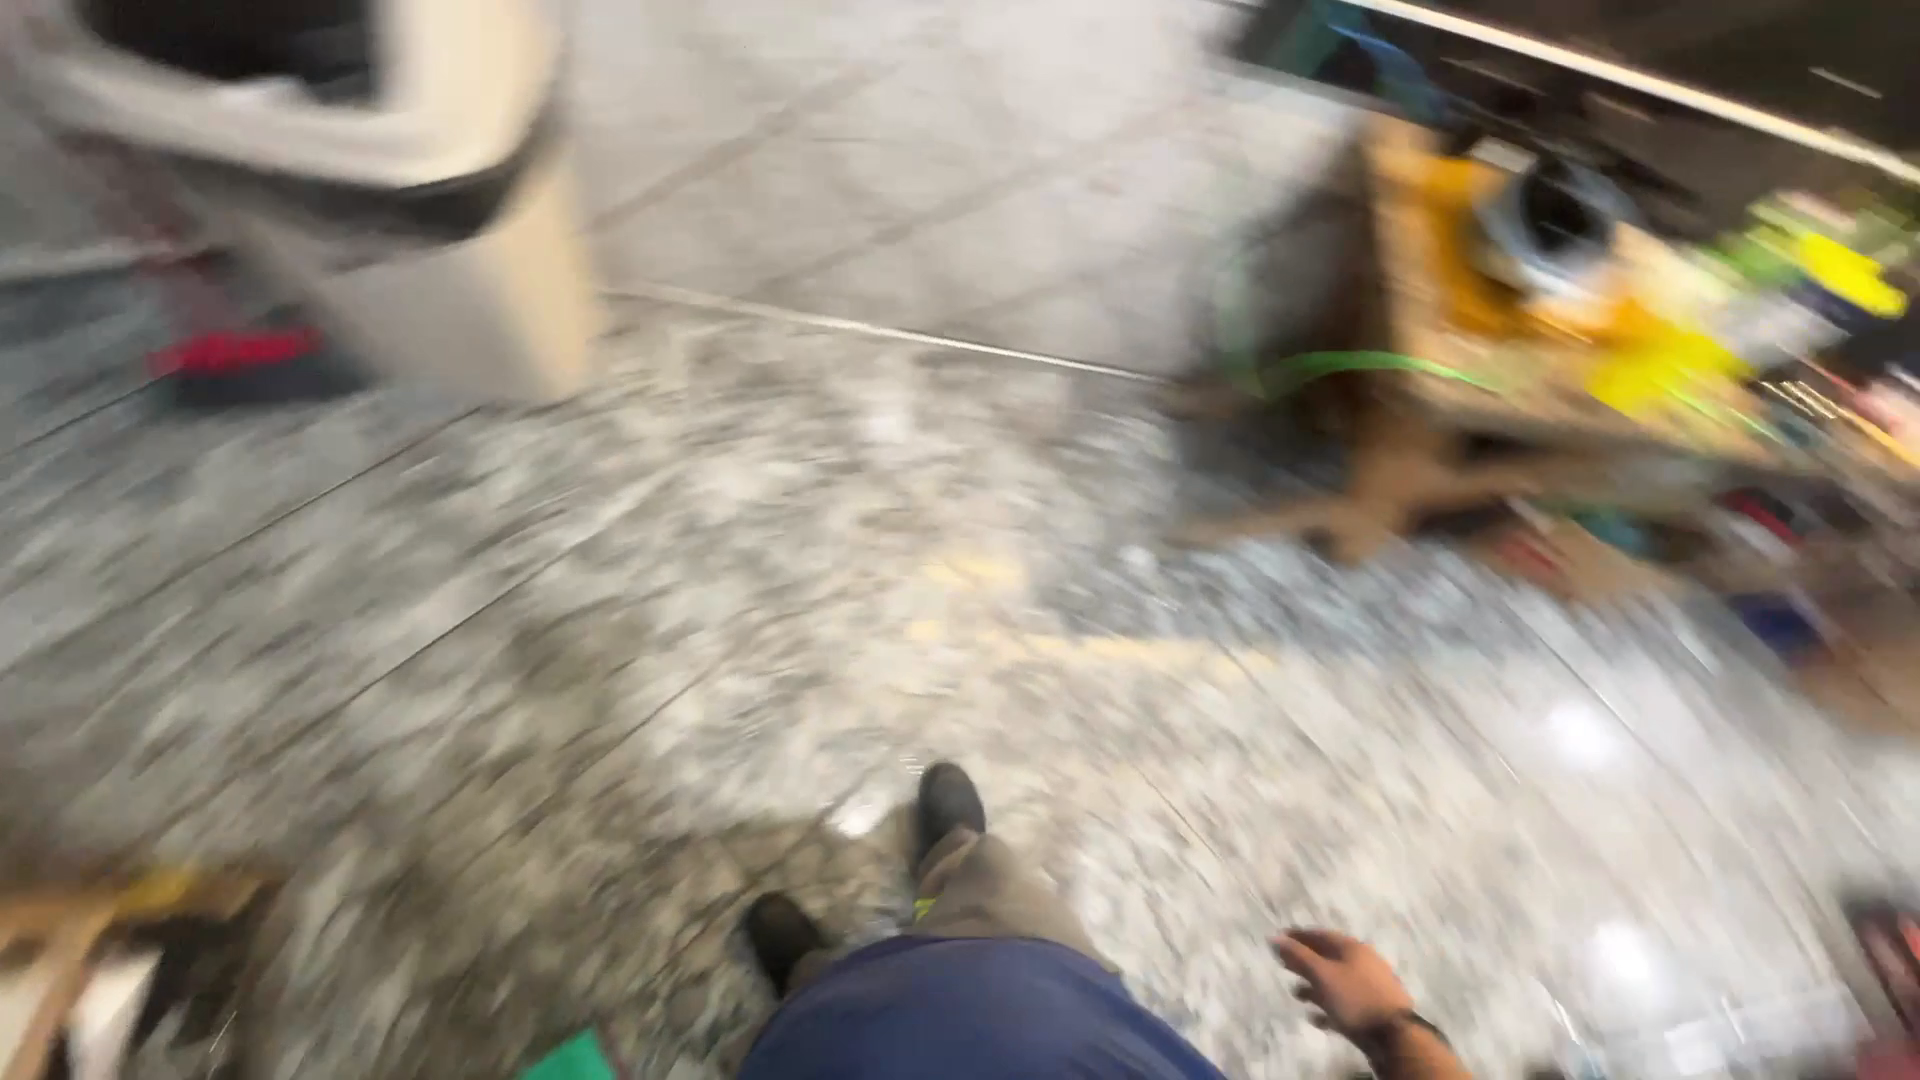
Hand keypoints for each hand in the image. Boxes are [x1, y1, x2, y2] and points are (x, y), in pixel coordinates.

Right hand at [1273, 928, 1414, 1037]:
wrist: (1396, 1038)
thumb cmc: (1354, 998)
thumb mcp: (1321, 974)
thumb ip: (1297, 955)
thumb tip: (1274, 938)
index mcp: (1352, 947)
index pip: (1320, 934)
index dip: (1298, 936)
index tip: (1279, 940)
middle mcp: (1364, 961)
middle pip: (1328, 957)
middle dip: (1304, 962)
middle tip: (1284, 966)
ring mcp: (1372, 986)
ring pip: (1337, 981)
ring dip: (1315, 987)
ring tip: (1297, 994)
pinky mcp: (1376, 1009)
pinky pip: (1347, 1002)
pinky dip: (1330, 1006)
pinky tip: (1317, 1018)